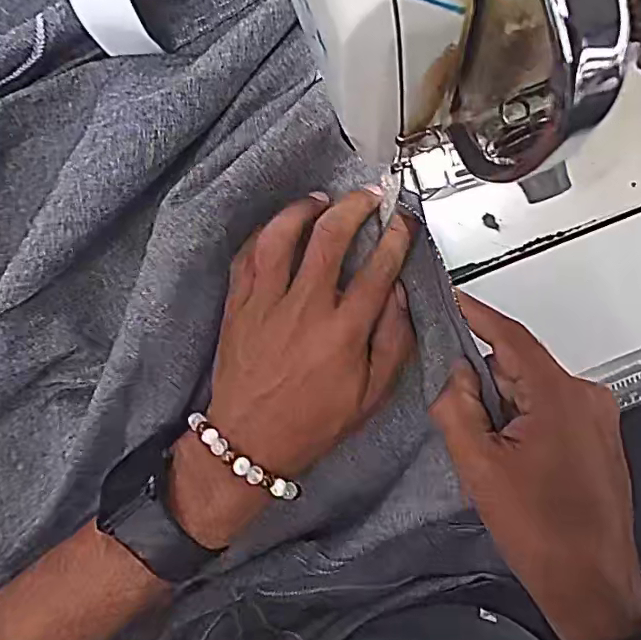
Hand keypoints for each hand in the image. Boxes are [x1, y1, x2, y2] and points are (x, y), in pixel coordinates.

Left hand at [166, 189, 417, 546]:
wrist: (249, 441)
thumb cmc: (309, 422)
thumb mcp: (371, 396)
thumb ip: (393, 343)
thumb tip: (399, 298)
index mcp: (343, 332)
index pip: (377, 268)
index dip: (395, 238)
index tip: (401, 224)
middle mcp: (304, 309)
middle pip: (331, 237)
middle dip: (355, 207)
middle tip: (368, 198)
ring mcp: (267, 304)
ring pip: (282, 237)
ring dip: (304, 210)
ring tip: (321, 200)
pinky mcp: (239, 306)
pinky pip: (248, 256)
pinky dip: (264, 234)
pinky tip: (279, 227)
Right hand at [429, 291, 640, 639]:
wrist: (591, 584)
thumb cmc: (545, 534)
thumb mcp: (479, 467)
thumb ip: (457, 408)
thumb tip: (455, 376)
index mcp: (560, 397)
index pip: (510, 336)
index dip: (477, 314)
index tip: (456, 298)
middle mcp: (587, 399)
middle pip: (519, 366)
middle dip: (486, 384)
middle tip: (463, 419)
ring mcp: (598, 418)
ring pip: (534, 390)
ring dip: (505, 408)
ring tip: (495, 456)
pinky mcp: (599, 437)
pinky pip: (551, 409)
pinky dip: (524, 421)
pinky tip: (515, 461)